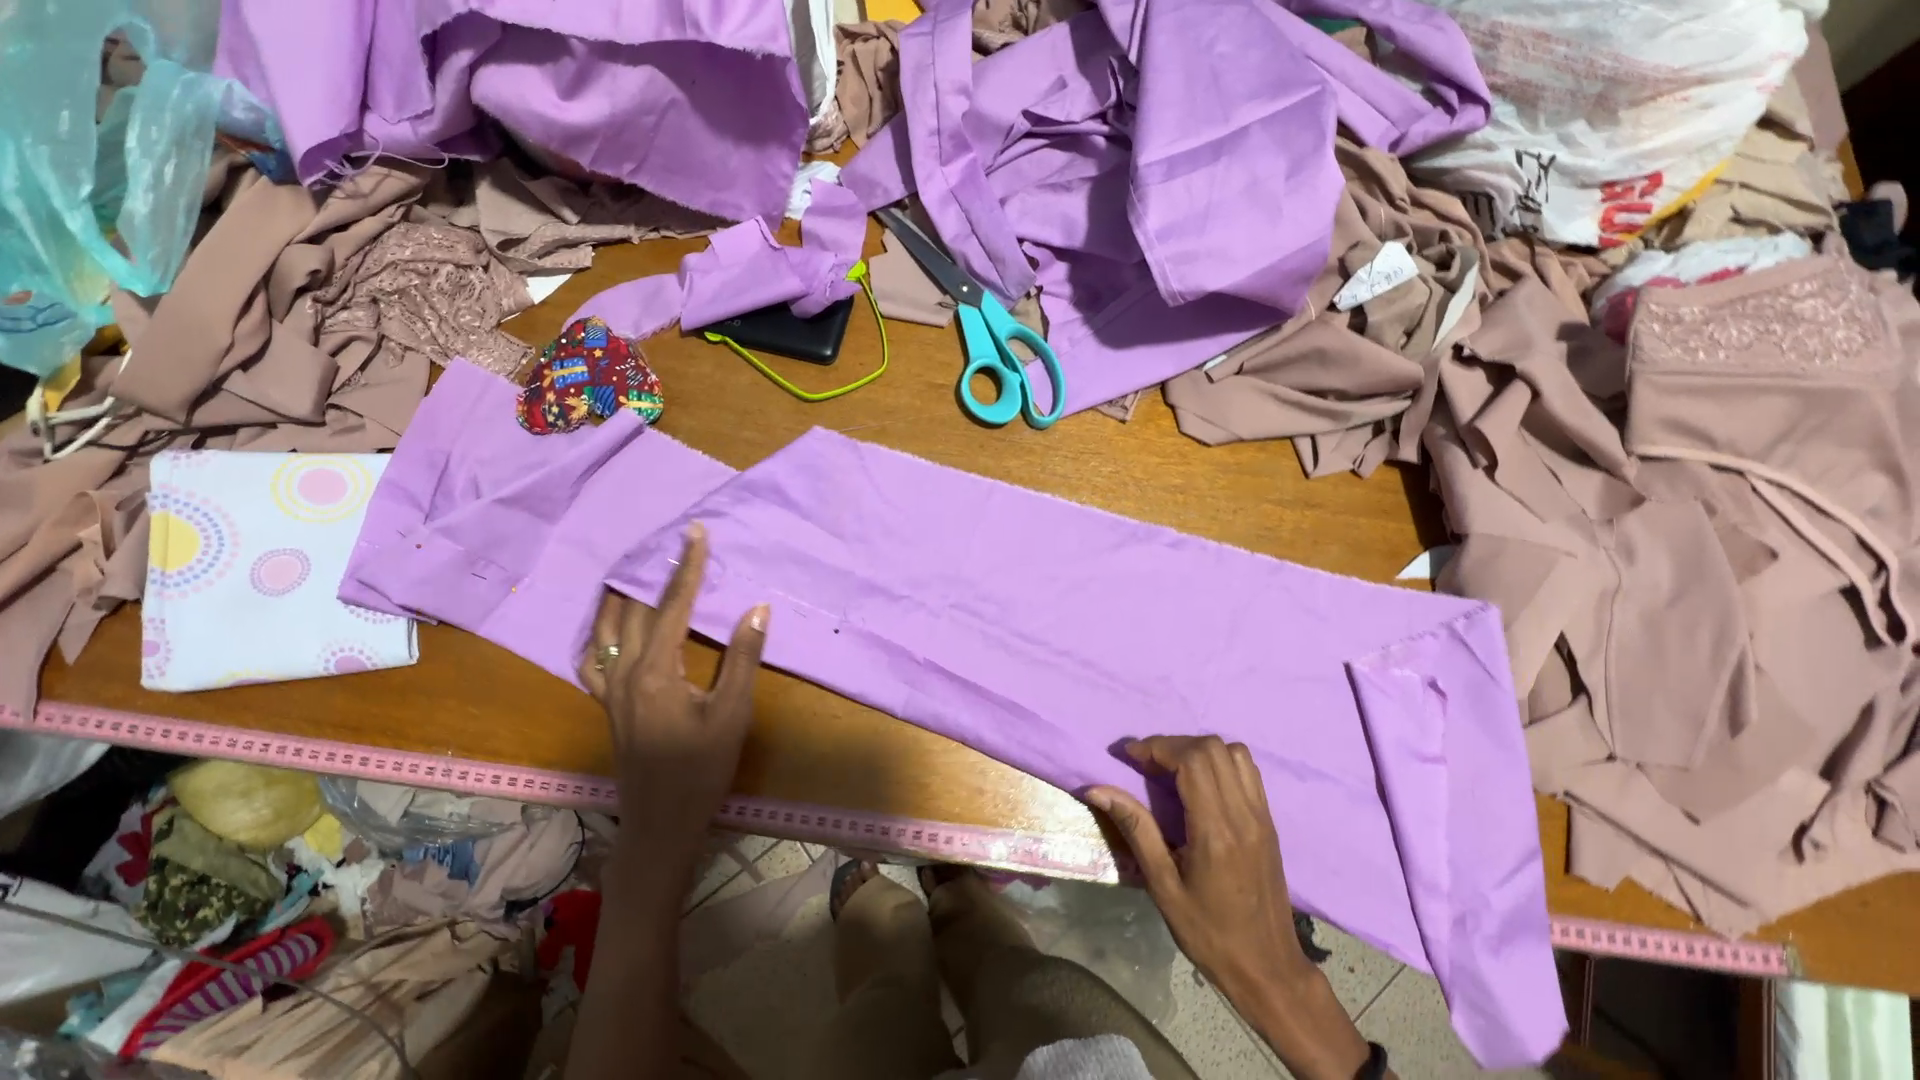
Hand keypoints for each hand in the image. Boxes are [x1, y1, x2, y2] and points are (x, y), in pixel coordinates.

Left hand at [580, 523, 768, 867]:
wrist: (661, 823)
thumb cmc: (701, 770)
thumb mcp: (732, 715)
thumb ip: (742, 659)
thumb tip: (756, 608)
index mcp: (655, 670)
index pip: (673, 605)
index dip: (687, 566)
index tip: (695, 532)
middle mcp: (624, 671)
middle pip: (633, 607)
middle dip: (651, 571)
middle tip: (669, 542)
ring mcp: (609, 689)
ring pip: (606, 627)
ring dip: (622, 594)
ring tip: (636, 569)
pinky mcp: (606, 704)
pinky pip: (593, 657)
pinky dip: (600, 632)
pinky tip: (610, 626)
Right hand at [1088, 737, 1380, 1079]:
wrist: (1266, 966)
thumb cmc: (1208, 933)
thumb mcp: (1162, 886)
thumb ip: (1135, 829)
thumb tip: (1097, 790)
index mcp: (1217, 831)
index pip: (1192, 761)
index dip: (1157, 747)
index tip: (1129, 756)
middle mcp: (1244, 815)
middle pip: (1212, 748)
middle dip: (1173, 745)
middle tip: (1145, 764)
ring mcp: (1262, 816)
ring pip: (1234, 753)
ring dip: (1198, 750)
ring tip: (1170, 770)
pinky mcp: (1269, 822)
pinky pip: (1247, 772)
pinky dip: (1219, 763)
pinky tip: (1198, 784)